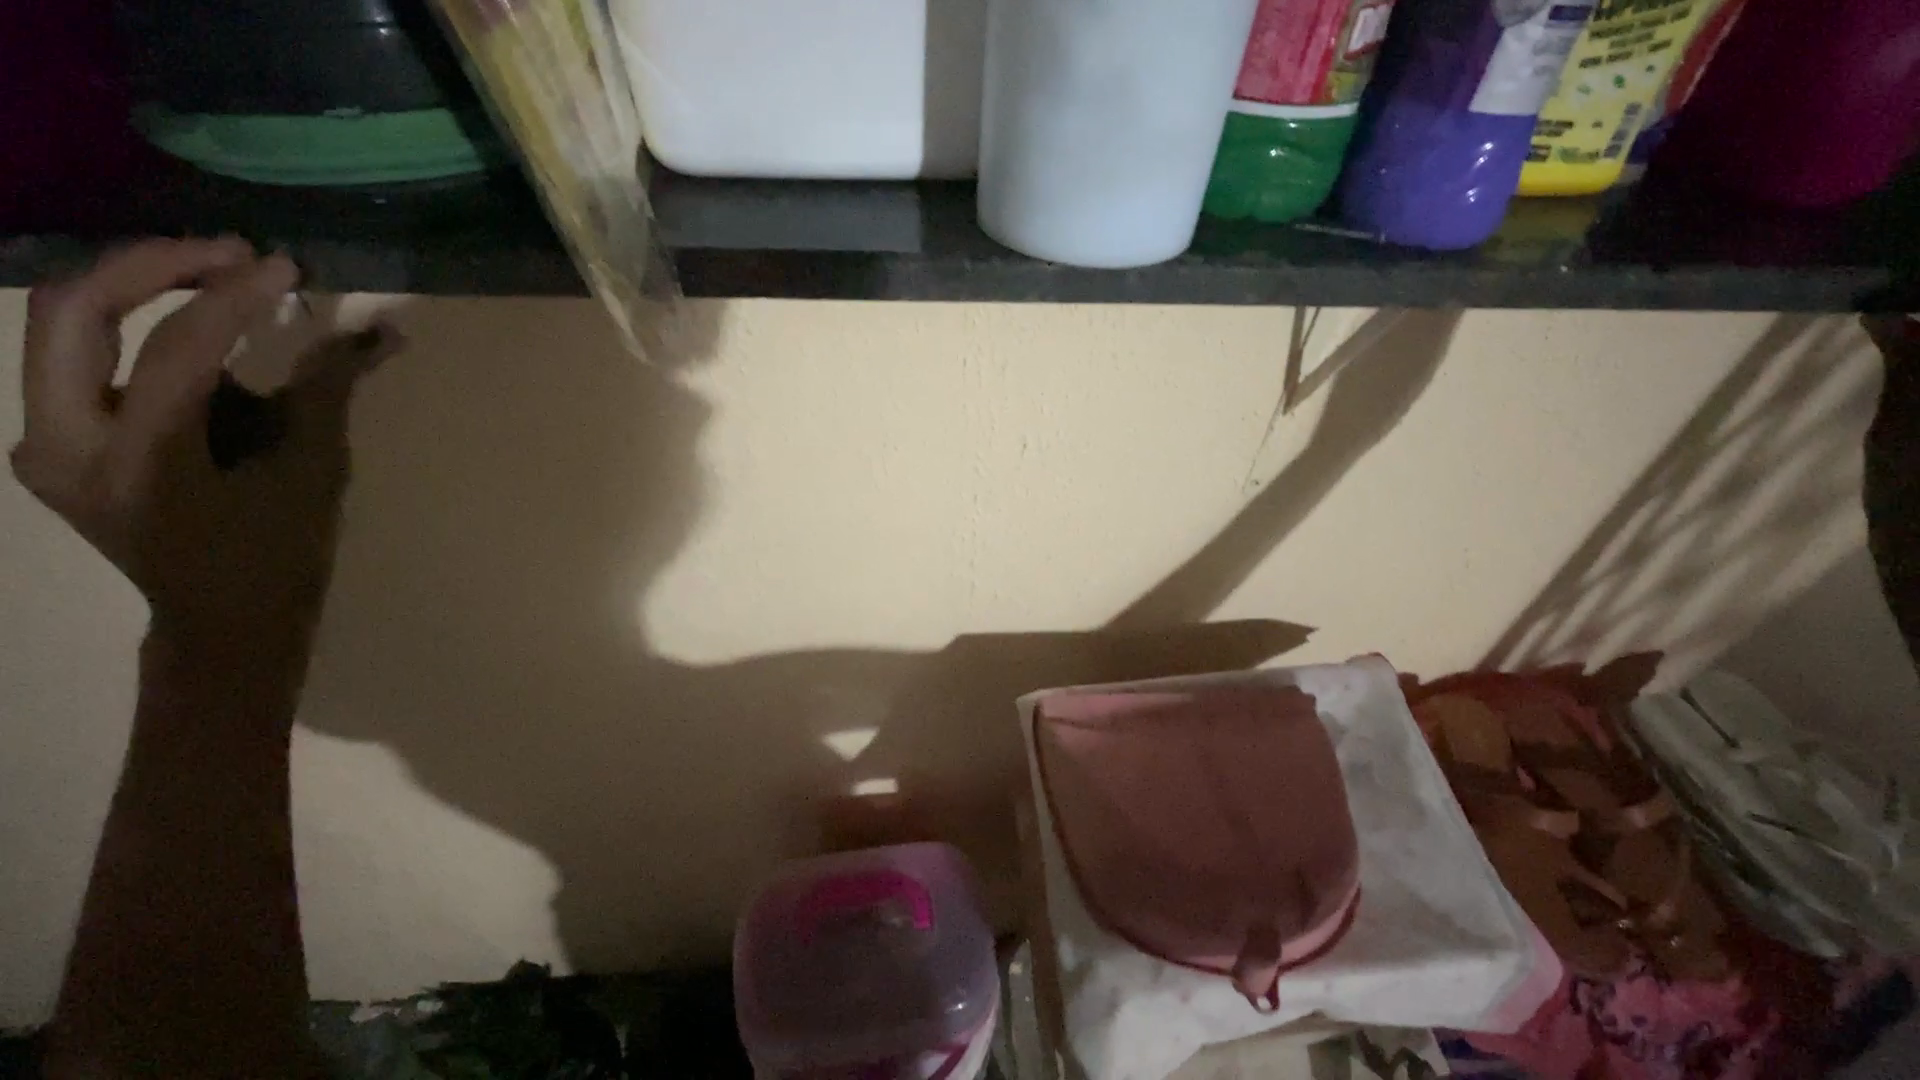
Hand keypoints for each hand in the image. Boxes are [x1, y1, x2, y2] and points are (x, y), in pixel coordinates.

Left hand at [11, 238, 398, 664]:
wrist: (221, 622)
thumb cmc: (278, 556)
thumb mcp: (313, 472)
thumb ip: (327, 389)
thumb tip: (378, 330)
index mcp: (138, 462)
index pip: (177, 348)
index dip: (235, 296)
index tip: (286, 266)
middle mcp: (61, 444)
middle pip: (73, 311)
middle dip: (153, 266)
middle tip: (232, 254)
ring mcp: (42, 443)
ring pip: (64, 327)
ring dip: (139, 291)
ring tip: (220, 282)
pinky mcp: (50, 442)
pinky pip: (81, 361)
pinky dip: (137, 333)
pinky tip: (199, 341)